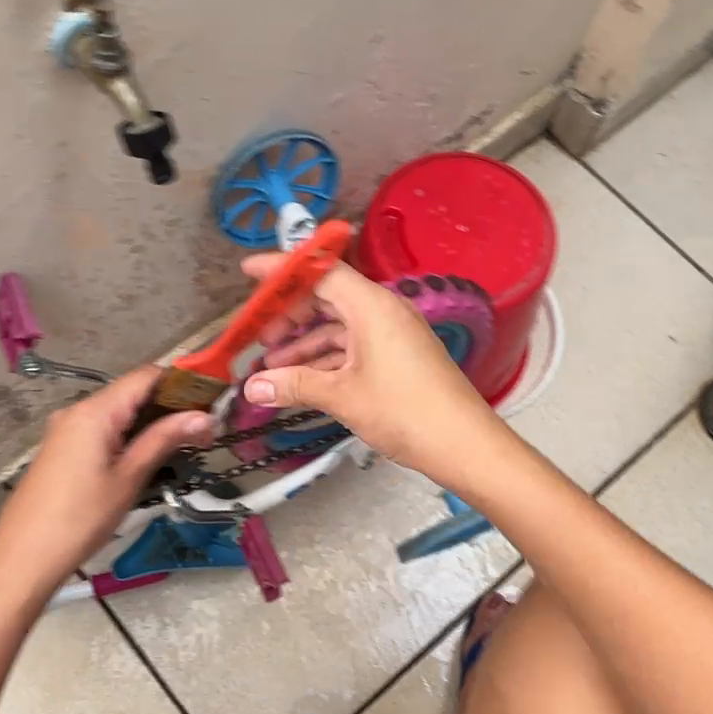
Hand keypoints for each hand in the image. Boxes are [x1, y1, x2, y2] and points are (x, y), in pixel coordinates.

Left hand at [0, 366, 211, 574]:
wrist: (24, 557)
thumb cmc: (81, 518)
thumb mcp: (129, 477)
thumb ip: (164, 439)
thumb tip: (204, 415)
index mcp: (95, 411)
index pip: (146, 376)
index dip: (182, 383)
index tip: (211, 403)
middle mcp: (78, 411)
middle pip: (133, 392)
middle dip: (170, 406)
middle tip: (205, 432)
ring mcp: (66, 430)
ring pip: (118, 412)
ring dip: (151, 423)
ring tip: (184, 446)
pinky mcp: (62, 449)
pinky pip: (103, 429)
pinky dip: (129, 435)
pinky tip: (147, 457)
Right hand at [240, 256, 509, 479]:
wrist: (462, 443)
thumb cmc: (406, 412)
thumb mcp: (342, 396)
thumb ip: (294, 385)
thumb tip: (253, 387)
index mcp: (372, 305)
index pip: (320, 271)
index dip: (282, 270)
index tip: (249, 272)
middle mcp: (384, 310)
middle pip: (327, 297)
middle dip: (289, 315)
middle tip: (257, 335)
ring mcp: (394, 333)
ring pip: (339, 326)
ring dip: (305, 343)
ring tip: (272, 367)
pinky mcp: (399, 355)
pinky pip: (355, 345)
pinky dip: (327, 358)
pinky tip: (304, 379)